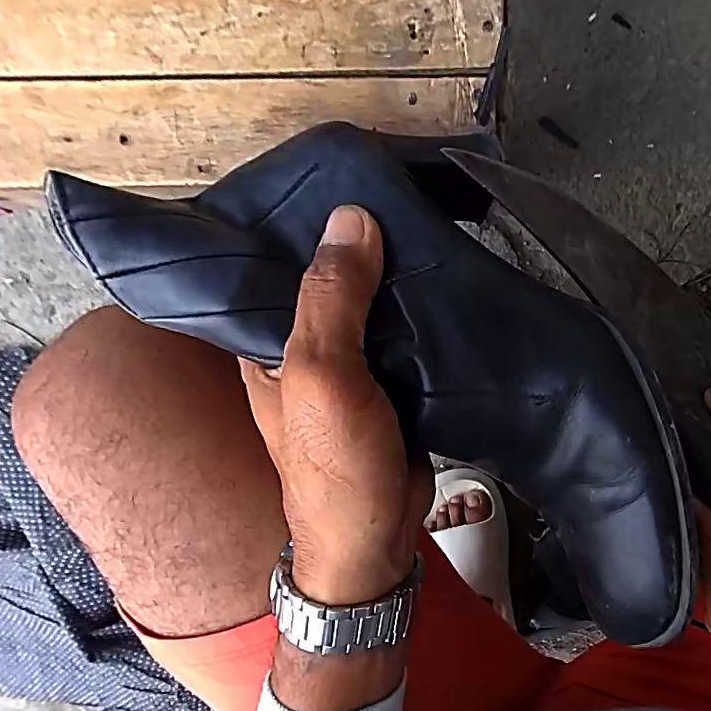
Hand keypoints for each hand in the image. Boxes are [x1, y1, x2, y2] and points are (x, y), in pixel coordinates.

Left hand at [241, 205, 430, 605]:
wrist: (376, 536)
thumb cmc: (335, 467)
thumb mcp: (322, 377)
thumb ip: (331, 301)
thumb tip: (350, 219)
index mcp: (267, 342)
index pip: (275, 263)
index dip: (303, 220)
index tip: (339, 174)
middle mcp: (303, 350)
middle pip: (329, 281)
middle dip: (360, 243)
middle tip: (400, 191)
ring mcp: (350, 369)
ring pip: (371, 307)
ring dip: (395, 276)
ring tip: (429, 223)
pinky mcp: (391, 386)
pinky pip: (403, 337)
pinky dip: (419, 314)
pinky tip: (443, 282)